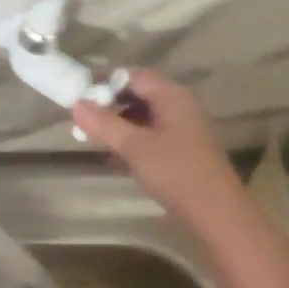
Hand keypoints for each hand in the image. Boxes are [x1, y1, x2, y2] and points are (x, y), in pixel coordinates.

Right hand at [71, 68, 248, 226]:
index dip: (105, 83)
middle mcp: (179, 106)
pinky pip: (151, 136)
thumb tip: (75, 104)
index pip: (134, 76)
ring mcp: (182, 129)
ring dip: (119, 126)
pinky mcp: (181, 150)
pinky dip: (132, 141)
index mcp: (171, 96)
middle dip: (110, 106)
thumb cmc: (175, 172)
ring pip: (144, 118)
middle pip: (139, 95)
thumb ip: (104, 124)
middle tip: (82, 121)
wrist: (213, 211)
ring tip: (93, 140)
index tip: (79, 97)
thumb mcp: (135, 147)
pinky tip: (115, 158)